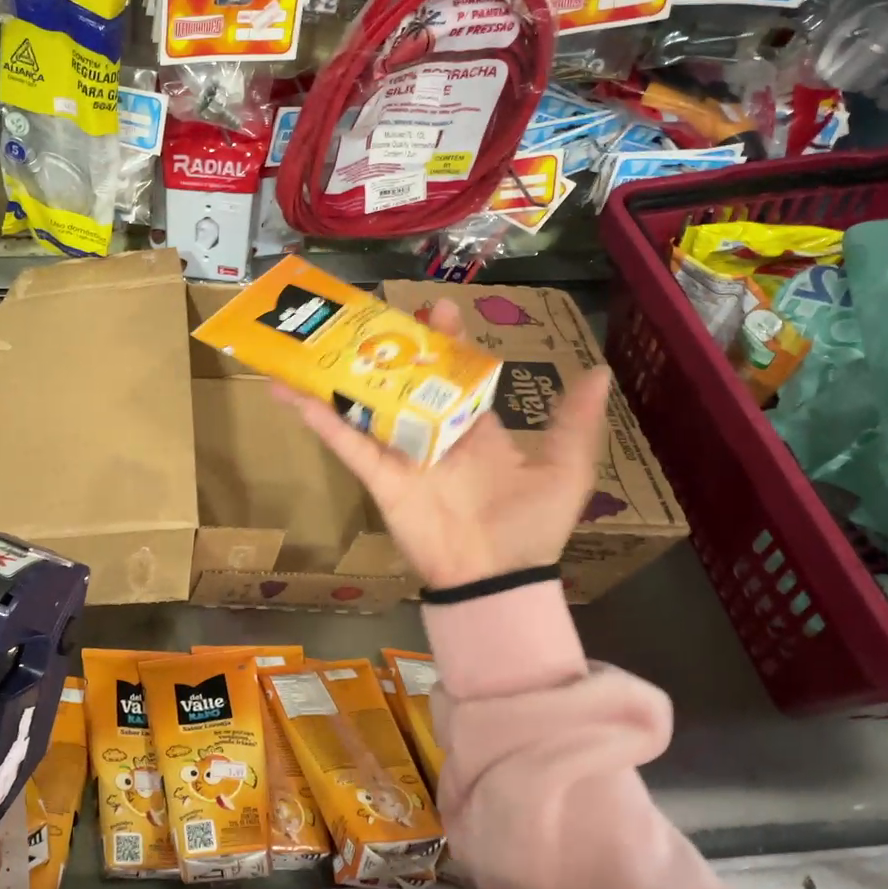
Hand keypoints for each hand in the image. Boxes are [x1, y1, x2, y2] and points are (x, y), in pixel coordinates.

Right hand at [273, 298, 612, 590]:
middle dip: (391, 348)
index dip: (448, 342)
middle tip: (373, 314)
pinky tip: (289, 391)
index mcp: (475, 430)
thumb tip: (598, 371)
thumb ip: (574, 422)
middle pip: (405, 381)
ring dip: (337, 378)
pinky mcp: (377, 475)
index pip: (456, 375)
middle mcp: (434, 435)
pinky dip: (318, 418)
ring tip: (313, 344)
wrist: (495, 579)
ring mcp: (401, 454)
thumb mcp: (565, 469)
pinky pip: (345, 442)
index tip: (439, 309)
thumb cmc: (531, 526)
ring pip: (365, 406)